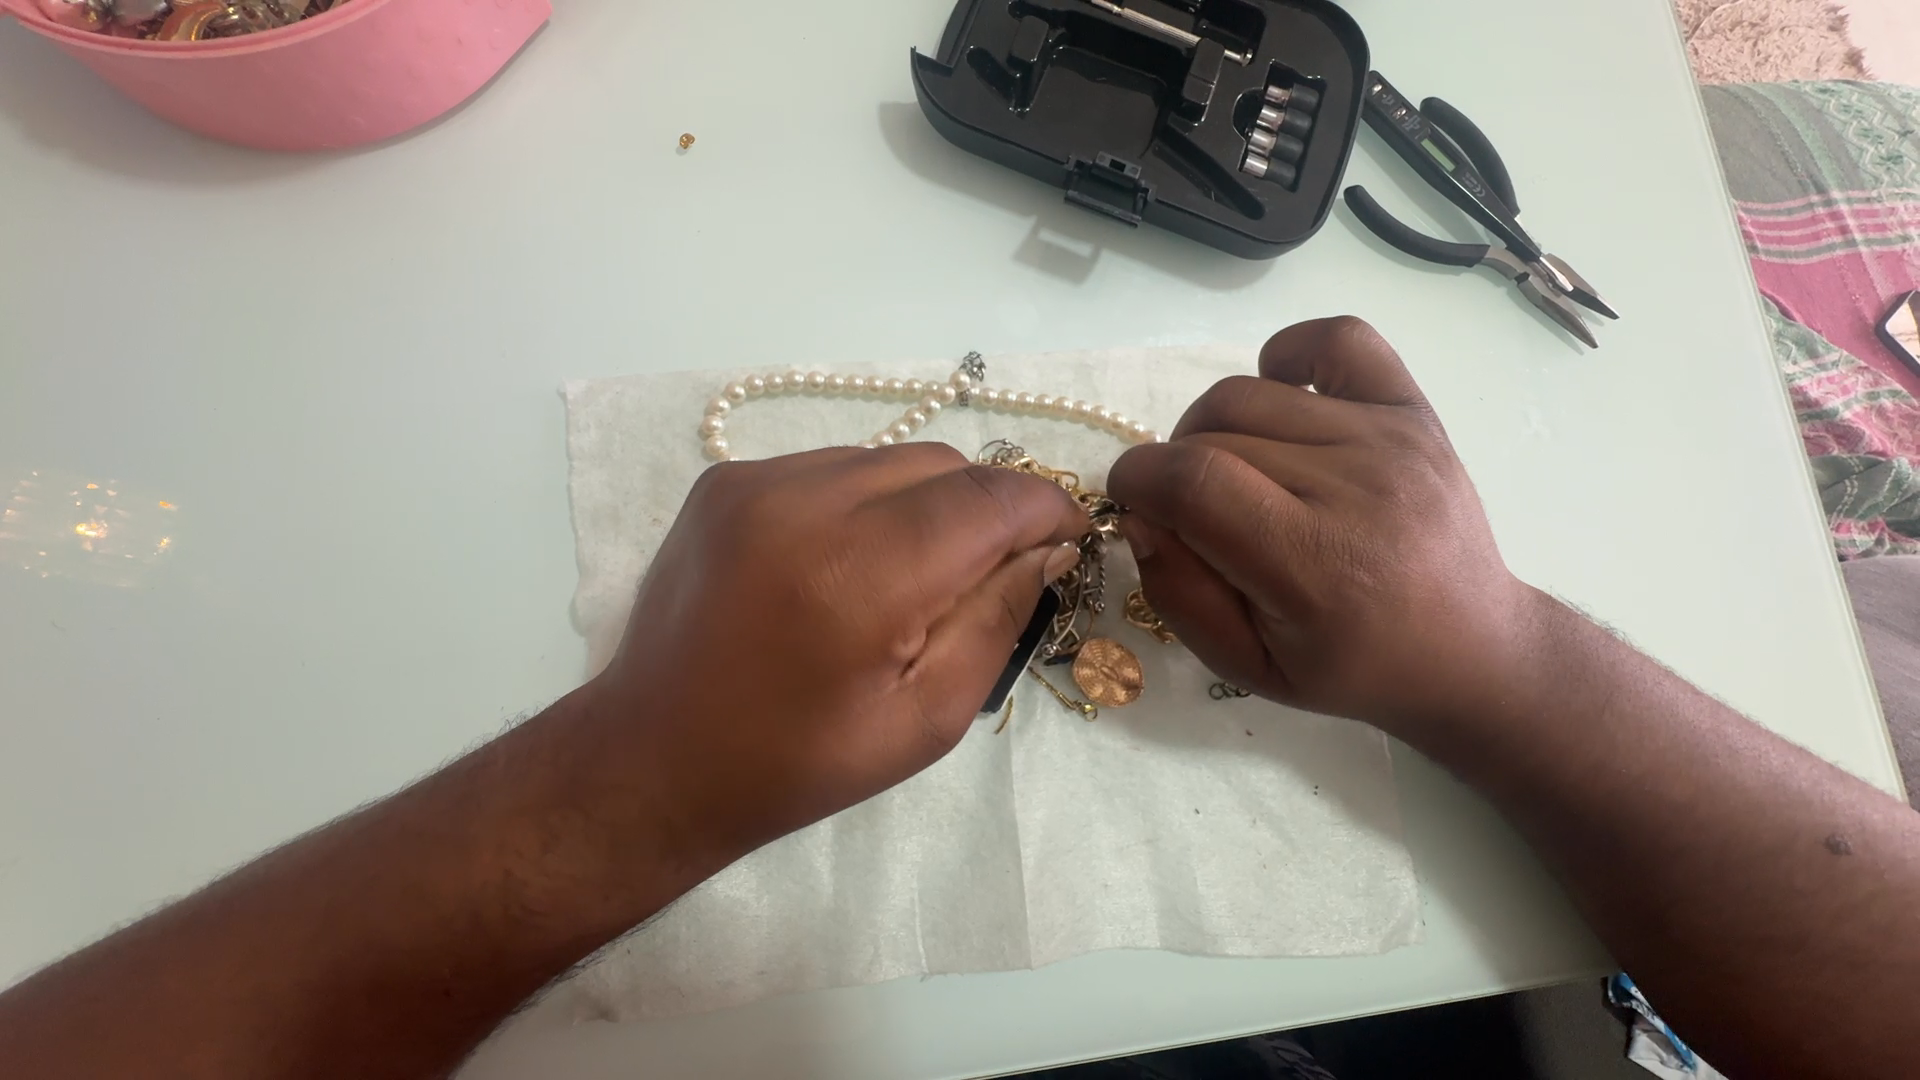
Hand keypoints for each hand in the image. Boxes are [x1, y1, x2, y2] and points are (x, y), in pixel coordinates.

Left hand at [586, 445, 1084, 871]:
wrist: (652, 757)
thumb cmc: (797, 761)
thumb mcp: (926, 718)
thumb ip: (997, 619)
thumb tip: (1047, 549)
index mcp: (860, 575)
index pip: (988, 499)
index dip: (1045, 507)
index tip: (1070, 535)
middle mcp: (804, 503)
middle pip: (943, 464)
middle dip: (989, 505)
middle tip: (996, 563)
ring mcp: (756, 482)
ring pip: (889, 458)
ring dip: (928, 500)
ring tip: (918, 566)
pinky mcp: (725, 481)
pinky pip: (834, 466)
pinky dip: (869, 499)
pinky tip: (852, 556)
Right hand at [1108, 317, 1542, 734]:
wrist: (1466, 649)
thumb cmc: (1345, 667)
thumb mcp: (1242, 665)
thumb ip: (1176, 593)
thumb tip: (1142, 515)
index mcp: (1313, 565)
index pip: (1195, 481)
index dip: (1137, 478)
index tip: (1131, 500)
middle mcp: (1355, 487)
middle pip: (1213, 432)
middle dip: (1170, 465)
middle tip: (1188, 508)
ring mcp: (1389, 438)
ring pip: (1250, 390)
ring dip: (1209, 427)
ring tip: (1228, 468)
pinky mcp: (1411, 410)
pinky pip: (1336, 339)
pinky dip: (1287, 356)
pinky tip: (1279, 399)